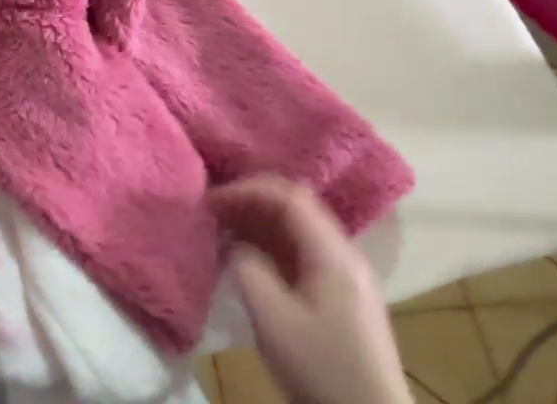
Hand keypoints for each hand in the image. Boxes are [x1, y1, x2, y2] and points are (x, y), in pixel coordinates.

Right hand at [209, 176, 410, 403]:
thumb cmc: (320, 366)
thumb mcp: (271, 316)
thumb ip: (246, 266)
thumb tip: (234, 243)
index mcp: (334, 254)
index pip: (288, 196)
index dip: (246, 190)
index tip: (210, 202)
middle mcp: (345, 255)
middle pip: (295, 207)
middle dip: (249, 201)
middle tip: (211, 211)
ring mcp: (346, 276)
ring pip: (297, 230)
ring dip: (257, 223)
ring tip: (221, 230)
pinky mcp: (340, 295)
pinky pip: (301, 252)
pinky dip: (269, 245)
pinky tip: (246, 257)